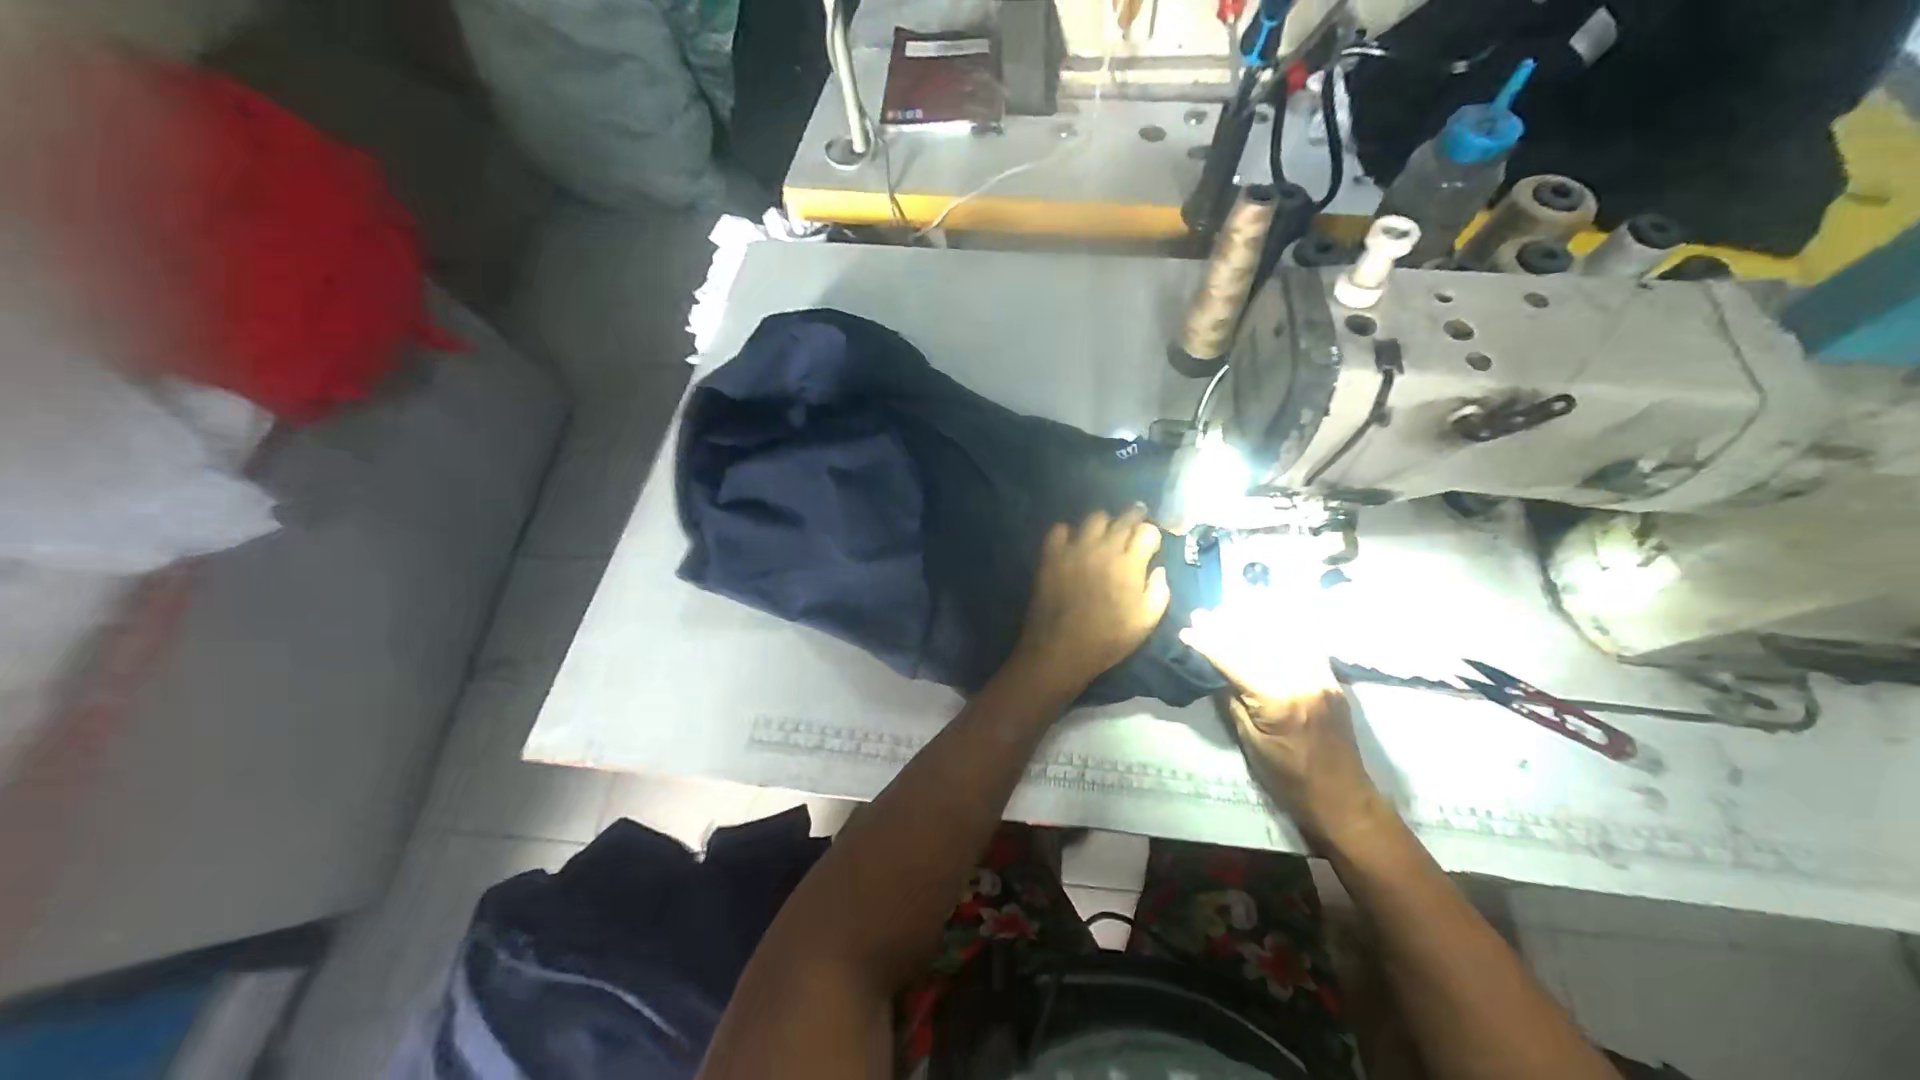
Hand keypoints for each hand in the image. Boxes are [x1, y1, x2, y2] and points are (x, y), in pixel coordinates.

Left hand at [1012, 506, 1171, 693]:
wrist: (1060, 649)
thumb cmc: (1107, 640)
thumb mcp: (1145, 623)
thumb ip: (1159, 592)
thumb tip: (1158, 570)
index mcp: (1130, 564)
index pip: (1148, 531)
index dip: (1152, 534)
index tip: (1151, 543)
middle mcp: (1104, 549)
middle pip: (1123, 519)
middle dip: (1134, 517)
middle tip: (1135, 521)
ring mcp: (1075, 549)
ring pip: (1094, 519)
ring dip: (1104, 523)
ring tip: (1105, 532)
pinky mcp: (1051, 555)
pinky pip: (1060, 529)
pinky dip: (1068, 532)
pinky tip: (1072, 543)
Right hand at [1179, 607, 1385, 844]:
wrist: (1342, 798)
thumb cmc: (1289, 779)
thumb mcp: (1251, 744)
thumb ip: (1234, 704)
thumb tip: (1217, 675)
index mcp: (1277, 701)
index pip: (1234, 663)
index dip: (1209, 645)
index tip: (1188, 631)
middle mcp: (1302, 681)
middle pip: (1259, 642)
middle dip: (1228, 626)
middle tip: (1205, 615)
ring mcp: (1322, 678)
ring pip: (1284, 638)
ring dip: (1256, 623)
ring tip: (1233, 612)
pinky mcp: (1332, 681)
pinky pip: (1305, 647)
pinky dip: (1285, 633)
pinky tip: (1270, 624)